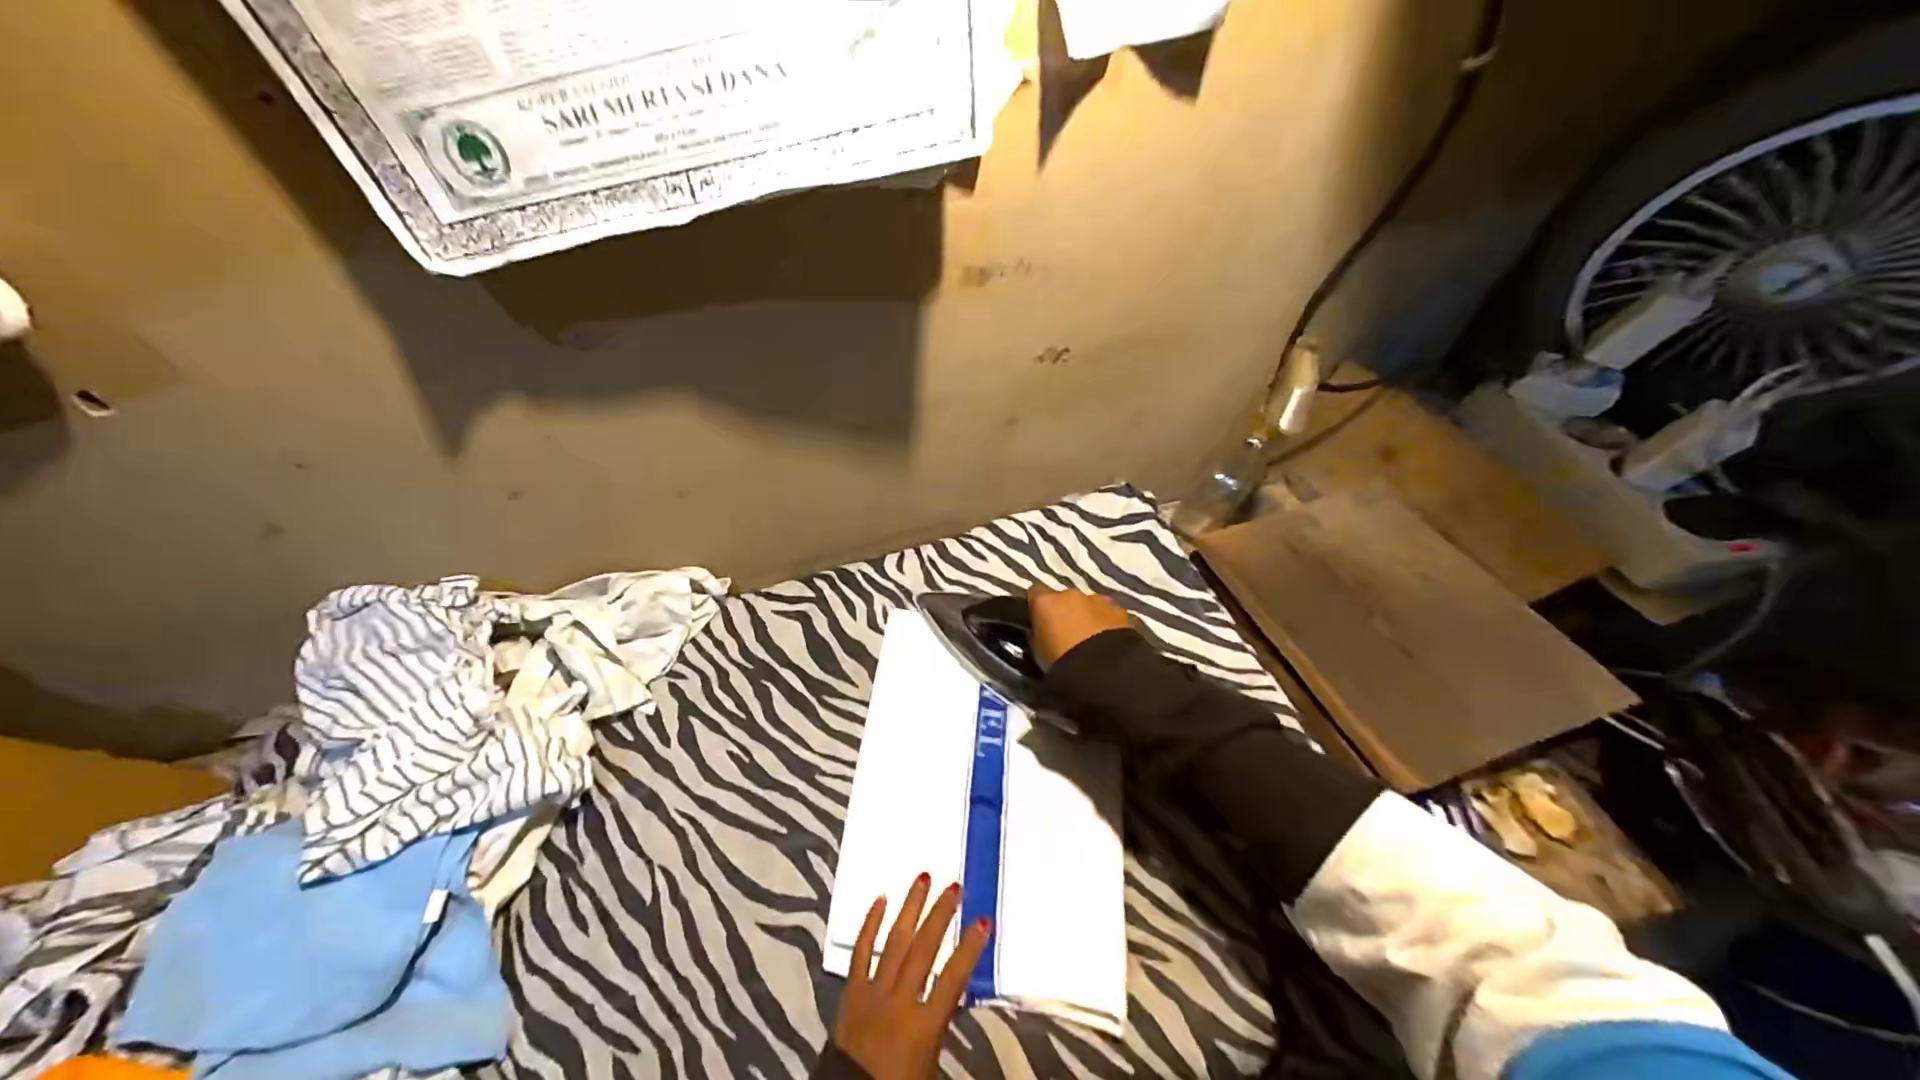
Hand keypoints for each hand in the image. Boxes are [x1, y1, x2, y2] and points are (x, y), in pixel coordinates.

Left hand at [832, 873, 991, 1079]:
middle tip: (954, 887)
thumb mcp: (931, 1061)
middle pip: (923, 951)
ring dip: (911, 908)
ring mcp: (872, 992)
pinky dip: (870, 924)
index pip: (952, 980)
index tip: (983, 921)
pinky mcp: (851, 990)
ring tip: (923, 878)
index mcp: (923, 1026)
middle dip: (940, 915)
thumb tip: (955, 988)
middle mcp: (899, 1001)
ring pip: (895, 942)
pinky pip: (862, 951)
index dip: (969, 949)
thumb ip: (942, 1021)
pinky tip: (881, 899)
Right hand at [1028, 586, 1133, 667]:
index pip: (1036, 593)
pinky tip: (1109, 641)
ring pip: (1089, 604)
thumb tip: (1043, 631)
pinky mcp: (1120, 610)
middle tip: (1068, 635)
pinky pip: (1109, 613)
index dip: (1039, 606)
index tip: (1041, 621)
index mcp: (1046, 602)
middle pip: (1065, 598)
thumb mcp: (1038, 651)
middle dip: (1067, 612)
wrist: (1103, 671)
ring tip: (1092, 640)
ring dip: (1088, 616)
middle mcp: (1070, 594)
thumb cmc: (1061, 662)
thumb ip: (1039, 634)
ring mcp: (1098, 600)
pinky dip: (1107, 623)